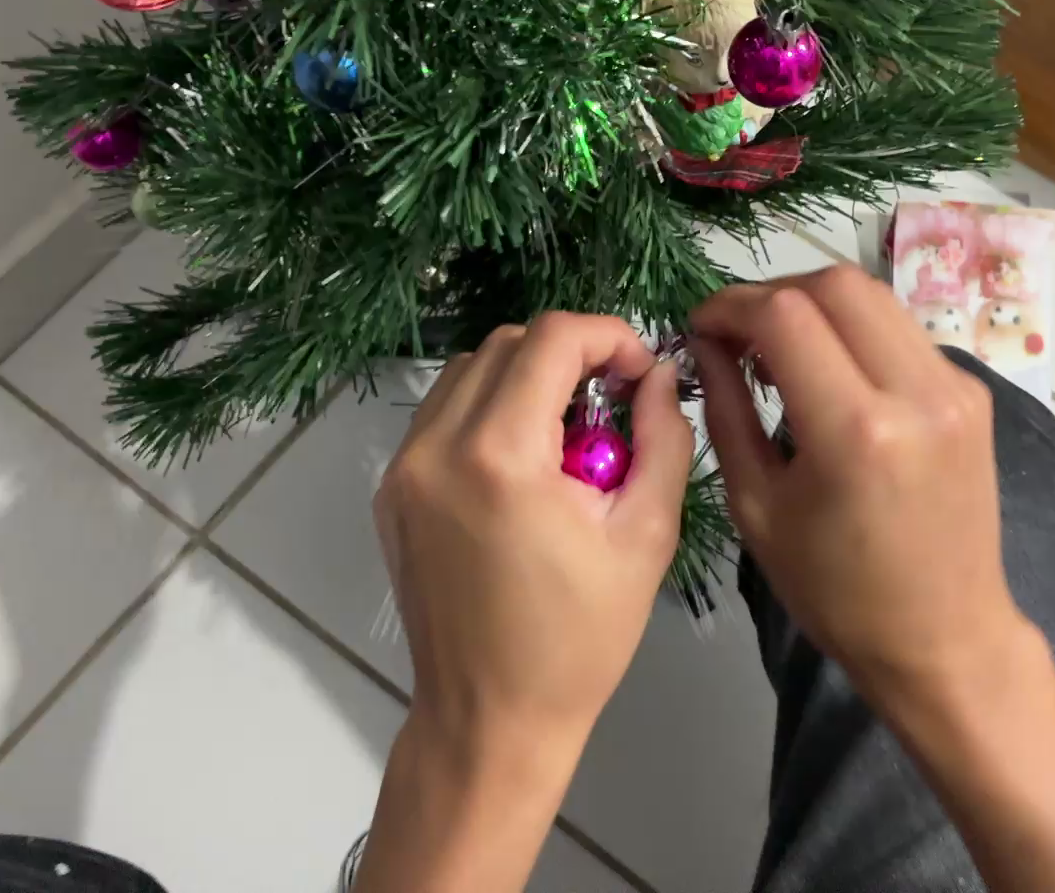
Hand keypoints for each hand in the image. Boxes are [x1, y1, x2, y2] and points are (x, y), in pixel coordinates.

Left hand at [374, 312, 693, 755]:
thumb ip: (662, 437)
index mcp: (500, 457)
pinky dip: (490, 409)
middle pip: (508, 343)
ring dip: (527, 378)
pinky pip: (443, 412)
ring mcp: (402, 468)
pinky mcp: (392, 490)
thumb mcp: (646, 536)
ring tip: (567, 436)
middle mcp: (435, 447)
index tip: (639, 373)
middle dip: (570, 355)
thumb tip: (656, 375)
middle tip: (610, 404)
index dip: (608, 336)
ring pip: (470, 370)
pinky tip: (523, 462)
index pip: (551, 337)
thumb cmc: (579, 638)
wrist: (488, 718)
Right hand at [690, 265, 1030, 702]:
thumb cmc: (834, 589)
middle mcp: (916, 392)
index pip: (785, 316)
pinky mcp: (972, 393)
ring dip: (813, 304)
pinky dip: (851, 329)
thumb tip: (705, 343)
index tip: (700, 326)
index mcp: (855, 431)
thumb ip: (726, 409)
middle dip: (772, 293)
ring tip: (776, 349)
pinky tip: (827, 370)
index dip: (731, 306)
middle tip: (737, 333)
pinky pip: (899, 330)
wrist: (944, 637)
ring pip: (873, 296)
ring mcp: (956, 387)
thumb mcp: (756, 505)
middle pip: (836, 284)